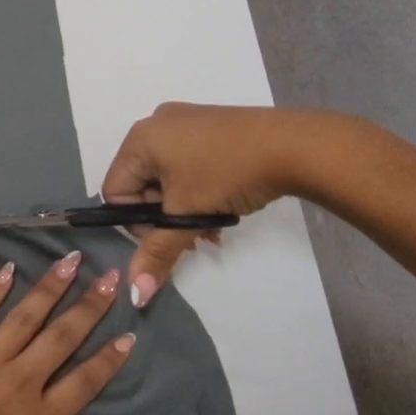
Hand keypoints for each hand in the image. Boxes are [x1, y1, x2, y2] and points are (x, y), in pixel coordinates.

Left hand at [0, 256, 134, 414]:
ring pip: (26, 316)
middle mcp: (24, 378)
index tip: (129, 336)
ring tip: (70, 260)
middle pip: (62, 337)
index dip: (109, 359)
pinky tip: (8, 268)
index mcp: (45, 414)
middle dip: (88, 306)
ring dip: (50, 287)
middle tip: (109, 277)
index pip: (86, 381)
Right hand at [102, 102, 320, 305]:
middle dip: (165, 213)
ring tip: (215, 220)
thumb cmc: (229, 174)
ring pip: (168, 174)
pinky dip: (199, 185)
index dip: (138, 220)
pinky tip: (226, 199)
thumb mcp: (189, 215)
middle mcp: (155, 123)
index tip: (171, 232)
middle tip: (196, 230)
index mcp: (138, 140)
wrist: (300, 145)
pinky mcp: (212, 123)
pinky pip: (189, 160)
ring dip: (184, 204)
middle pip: (141, 183)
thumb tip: (135, 295)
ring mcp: (186, 119)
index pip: (115, 191)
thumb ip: (158, 252)